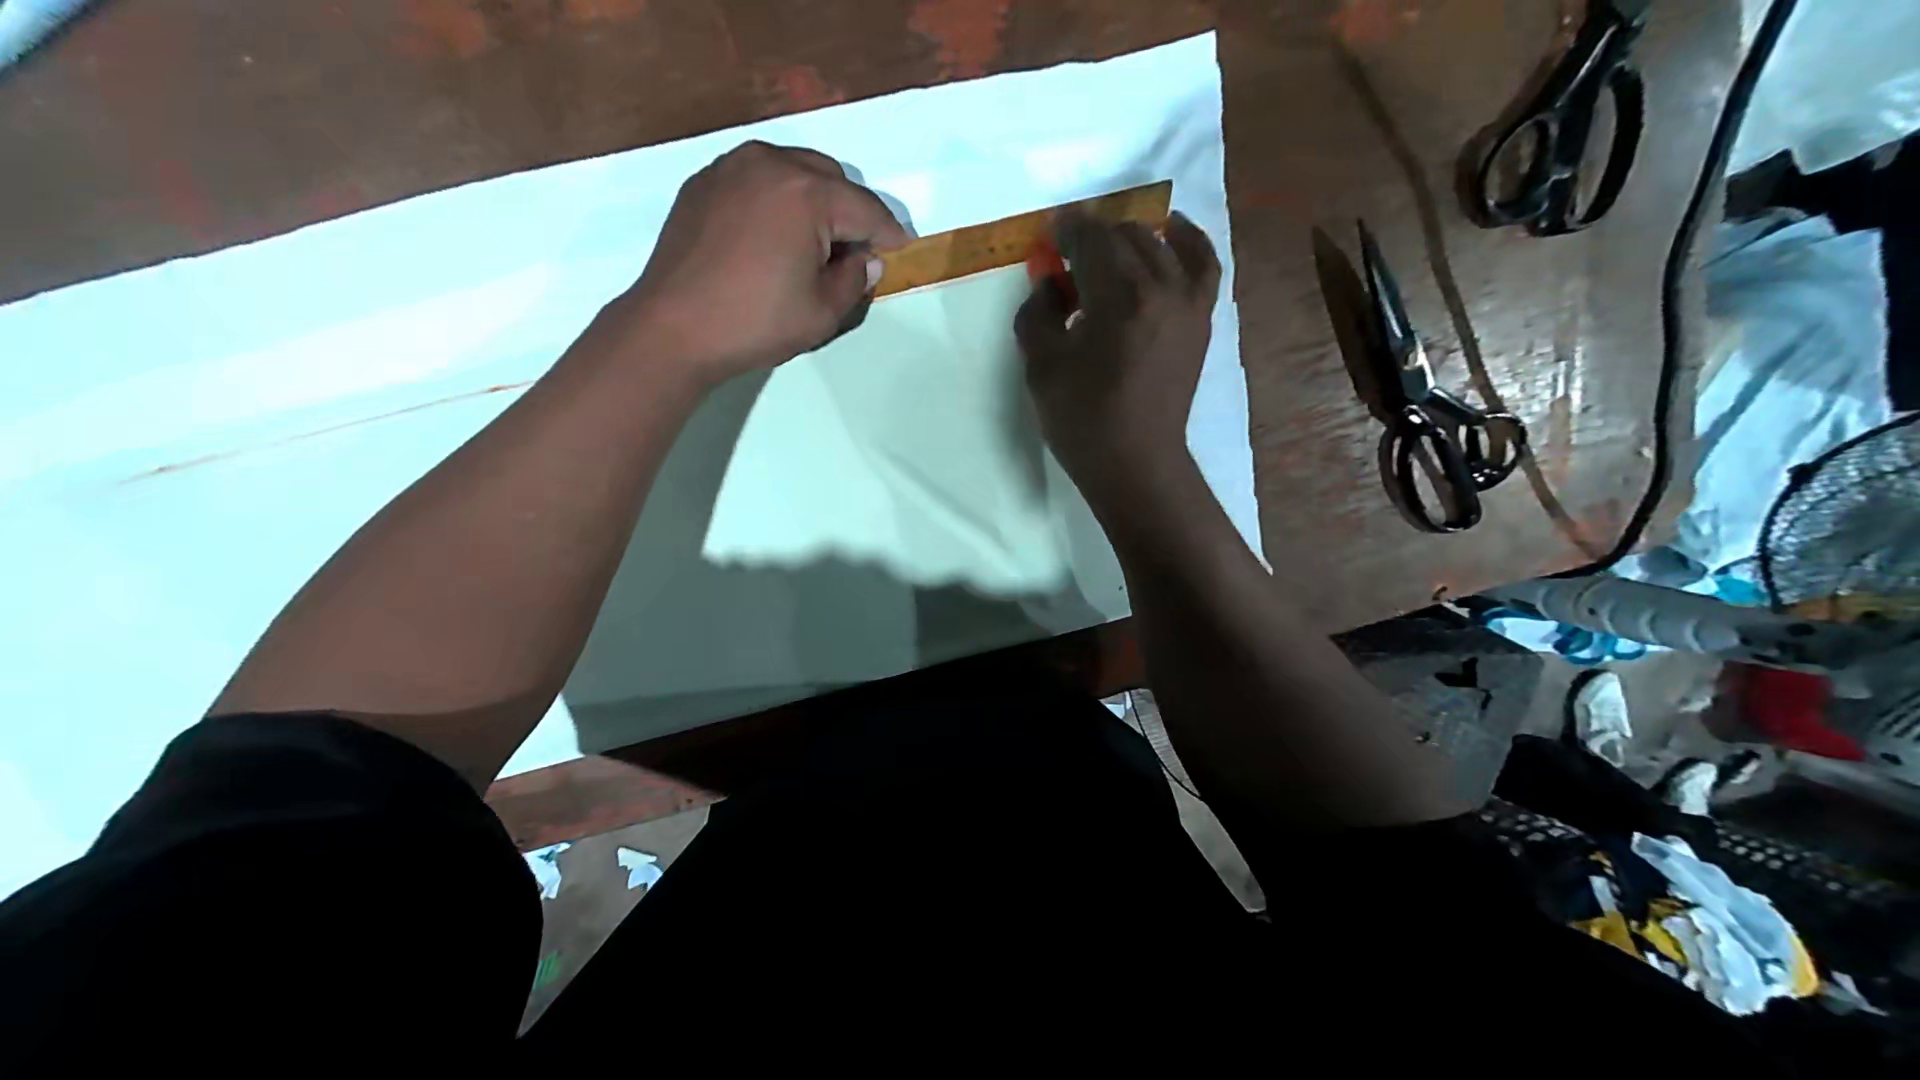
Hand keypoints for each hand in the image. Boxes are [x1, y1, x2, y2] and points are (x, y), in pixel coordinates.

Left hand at [613, 141, 909, 385]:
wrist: (672, 329)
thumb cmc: (755, 323)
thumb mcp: (822, 312)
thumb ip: (855, 279)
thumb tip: (867, 260)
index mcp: (806, 193)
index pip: (865, 208)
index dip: (889, 233)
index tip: (903, 248)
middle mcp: (770, 163)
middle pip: (831, 179)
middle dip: (851, 213)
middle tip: (855, 252)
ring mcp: (731, 167)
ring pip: (793, 171)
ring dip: (815, 201)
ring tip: (815, 242)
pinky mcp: (704, 182)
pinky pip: (757, 180)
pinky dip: (777, 200)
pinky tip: (774, 236)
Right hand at [1015, 211, 1221, 504]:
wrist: (1135, 461)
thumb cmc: (1083, 421)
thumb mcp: (1041, 367)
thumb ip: (1038, 313)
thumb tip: (1050, 282)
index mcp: (1119, 298)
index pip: (1091, 239)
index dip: (1066, 230)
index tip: (1049, 234)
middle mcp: (1162, 288)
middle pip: (1125, 236)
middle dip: (1093, 236)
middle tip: (1069, 256)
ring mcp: (1189, 302)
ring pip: (1161, 244)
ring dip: (1129, 239)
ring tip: (1107, 252)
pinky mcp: (1201, 319)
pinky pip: (1203, 263)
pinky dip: (1188, 241)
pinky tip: (1172, 231)